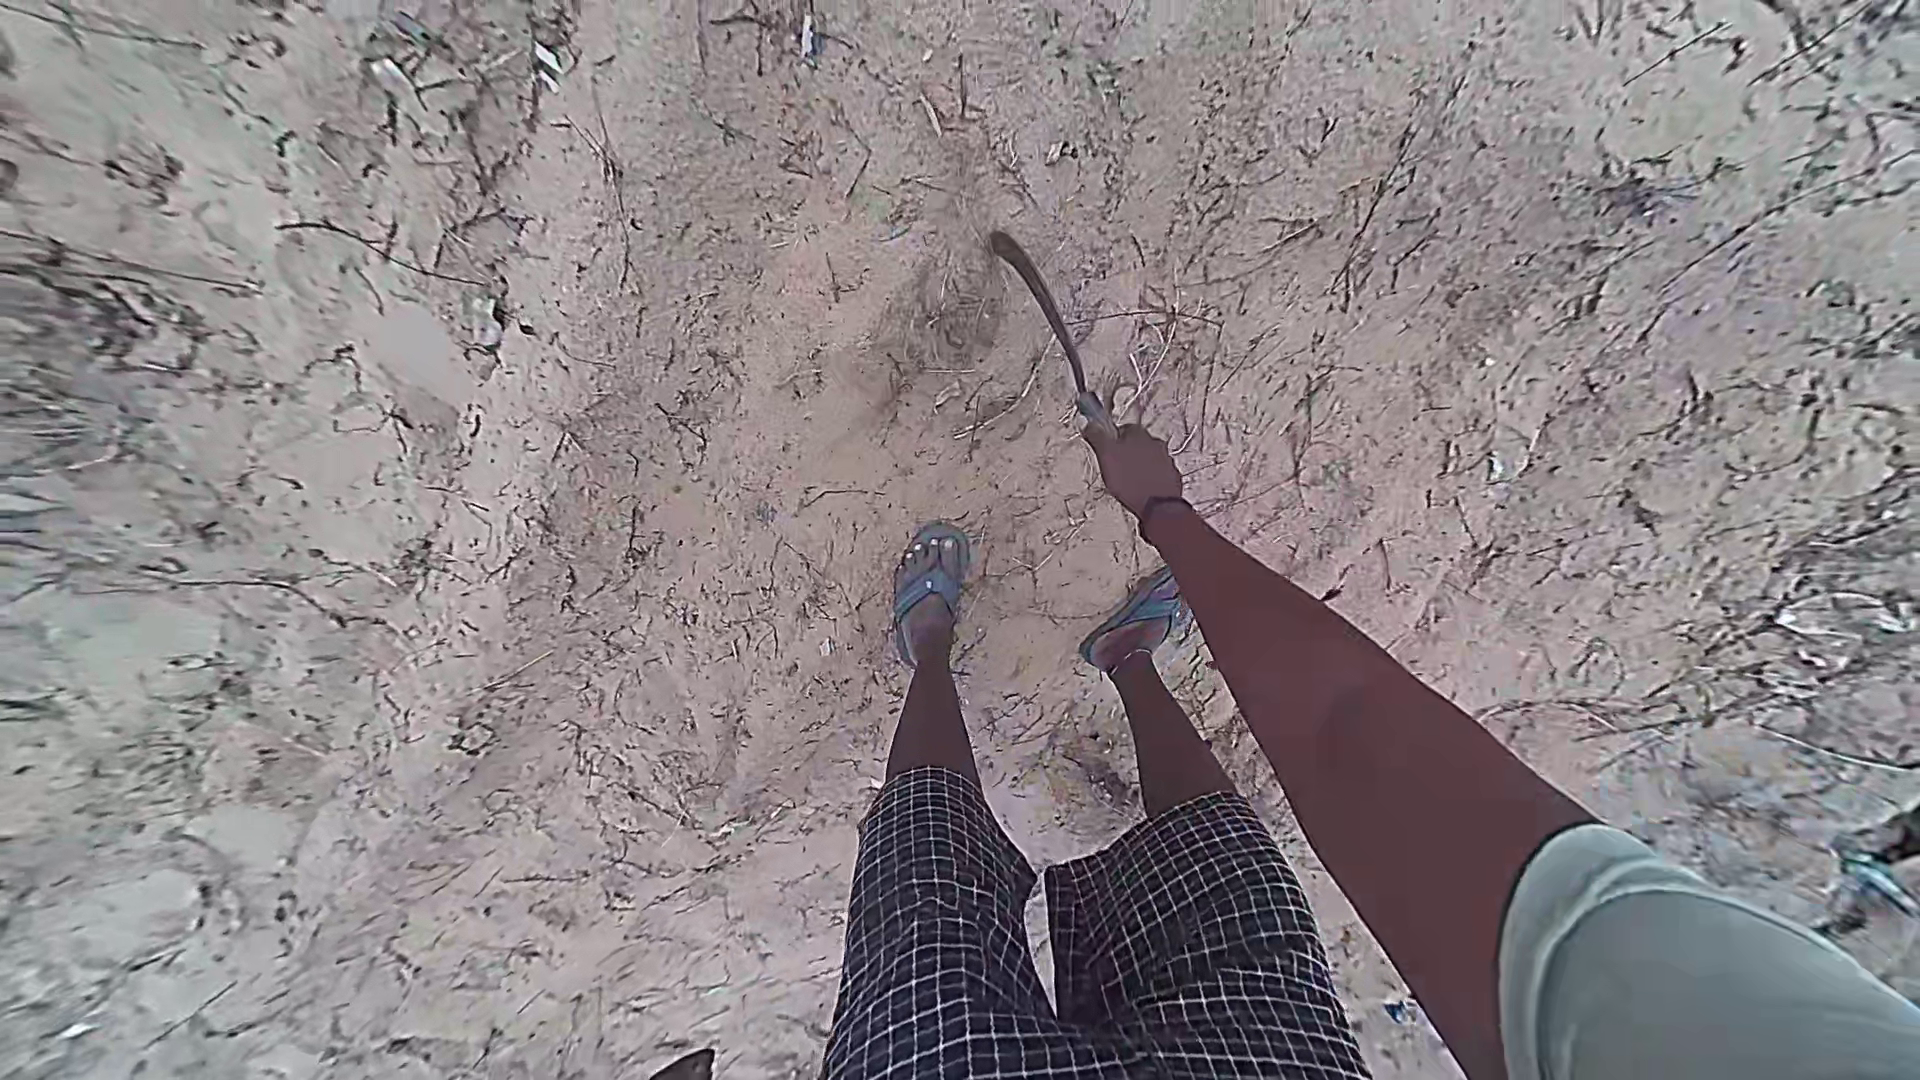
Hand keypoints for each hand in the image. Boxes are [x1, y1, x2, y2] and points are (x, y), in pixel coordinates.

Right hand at [1083, 422, 1181, 517]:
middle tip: (1114, 466)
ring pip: (1148, 457)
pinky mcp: (1171, 476)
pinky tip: (1139, 487)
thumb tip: (1086, 422)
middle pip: (1136, 442)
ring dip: (1138, 465)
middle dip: (1126, 452)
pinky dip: (1149, 477)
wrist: (1157, 506)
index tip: (1105, 447)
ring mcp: (1166, 460)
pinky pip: (1157, 472)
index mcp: (1138, 434)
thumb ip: (1096, 437)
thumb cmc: (1131, 481)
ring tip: (1126, 480)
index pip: (1122, 428)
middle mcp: (1155, 443)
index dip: (1111, 439)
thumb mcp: (1105, 456)